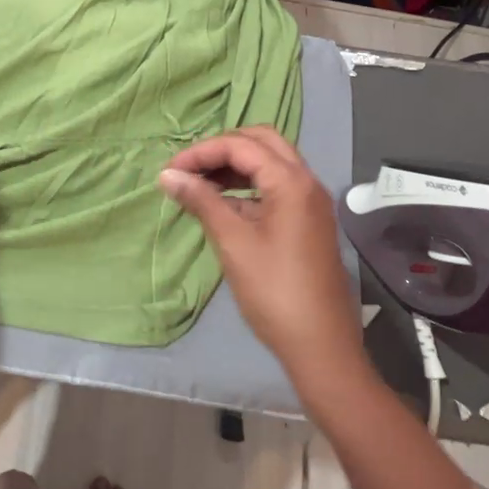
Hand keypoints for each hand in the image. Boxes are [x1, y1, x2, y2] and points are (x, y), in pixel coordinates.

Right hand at [159, 126, 366, 378]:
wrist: (321, 347)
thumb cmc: (274, 292)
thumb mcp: (233, 242)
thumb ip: (201, 201)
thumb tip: (167, 174)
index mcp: (291, 182)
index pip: (240, 146)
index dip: (201, 152)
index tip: (170, 170)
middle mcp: (306, 182)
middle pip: (261, 142)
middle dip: (222, 148)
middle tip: (190, 168)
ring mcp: (311, 202)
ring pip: (270, 162)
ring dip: (235, 165)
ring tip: (200, 184)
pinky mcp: (309, 221)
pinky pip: (276, 185)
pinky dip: (248, 184)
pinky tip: (223, 204)